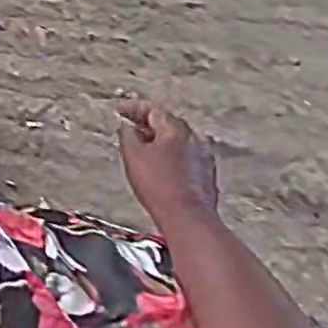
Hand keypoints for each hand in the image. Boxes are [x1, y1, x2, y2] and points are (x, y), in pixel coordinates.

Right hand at [118, 99, 218, 224]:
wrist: (188, 218)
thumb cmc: (159, 184)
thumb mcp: (132, 154)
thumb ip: (127, 134)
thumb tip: (128, 127)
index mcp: (176, 129)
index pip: (153, 110)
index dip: (133, 108)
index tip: (120, 111)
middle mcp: (194, 140)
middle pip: (168, 124)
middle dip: (148, 125)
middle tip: (130, 127)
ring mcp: (204, 159)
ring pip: (178, 142)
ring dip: (160, 142)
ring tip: (143, 149)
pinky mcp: (206, 178)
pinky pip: (185, 159)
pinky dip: (170, 157)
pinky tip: (159, 168)